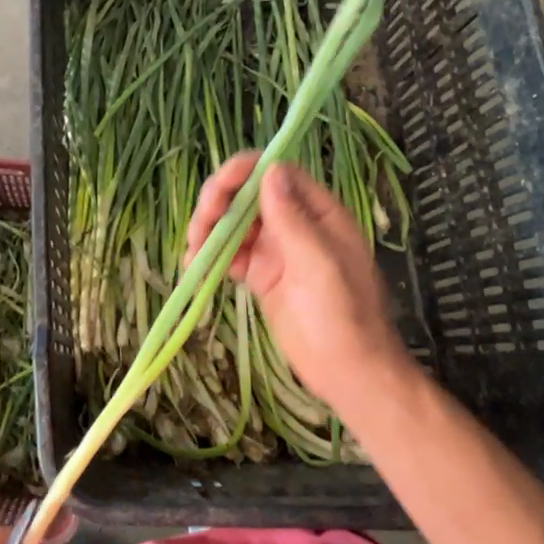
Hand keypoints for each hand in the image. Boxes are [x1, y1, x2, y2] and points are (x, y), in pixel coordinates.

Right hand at [186, 152, 412, 406]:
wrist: (350, 375)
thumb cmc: (345, 316)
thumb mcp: (319, 263)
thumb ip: (292, 218)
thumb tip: (269, 169)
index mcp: (319, 213)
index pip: (278, 174)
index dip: (246, 172)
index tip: (220, 185)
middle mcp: (295, 225)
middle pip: (248, 195)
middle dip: (220, 202)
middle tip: (201, 225)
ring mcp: (276, 251)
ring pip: (234, 223)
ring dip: (209, 229)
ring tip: (193, 250)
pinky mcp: (261, 276)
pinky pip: (229, 254)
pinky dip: (209, 255)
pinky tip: (193, 264)